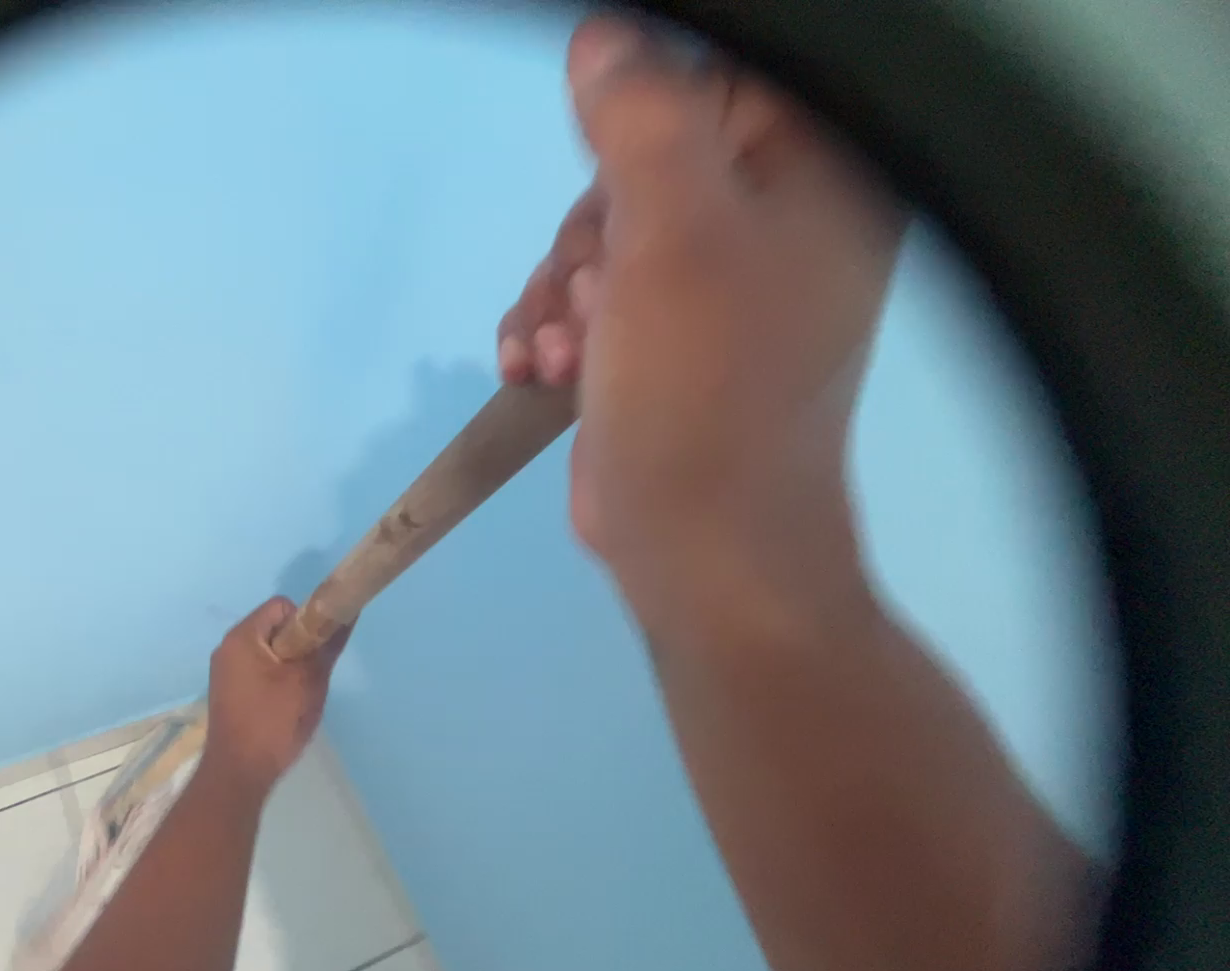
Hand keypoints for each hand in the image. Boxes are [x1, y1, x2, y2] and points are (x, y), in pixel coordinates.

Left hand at [204, 597, 352, 797]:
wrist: (238, 774)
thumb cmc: (273, 721)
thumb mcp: (309, 681)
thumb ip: (328, 644)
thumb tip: (348, 611)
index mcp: (242, 637)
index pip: (281, 606)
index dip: (307, 620)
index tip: (318, 650)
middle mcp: (228, 647)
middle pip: (274, 628)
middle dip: (300, 646)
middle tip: (313, 675)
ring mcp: (225, 671)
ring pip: (269, 652)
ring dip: (290, 666)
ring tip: (301, 695)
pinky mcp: (228, 692)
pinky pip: (258, 671)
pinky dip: (276, 680)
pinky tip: (286, 708)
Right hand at [499, 16, 907, 620]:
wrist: (694, 544)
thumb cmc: (698, 393)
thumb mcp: (672, 242)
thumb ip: (641, 124)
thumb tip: (601, 39)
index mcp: (812, 184)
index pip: (718, 89)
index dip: (641, 129)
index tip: (608, 192)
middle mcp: (765, 231)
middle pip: (638, 171)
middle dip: (583, 239)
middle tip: (588, 298)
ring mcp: (702, 297)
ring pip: (594, 245)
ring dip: (552, 295)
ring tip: (556, 355)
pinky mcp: (650, 348)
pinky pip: (580, 305)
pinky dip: (543, 332)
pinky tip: (533, 371)